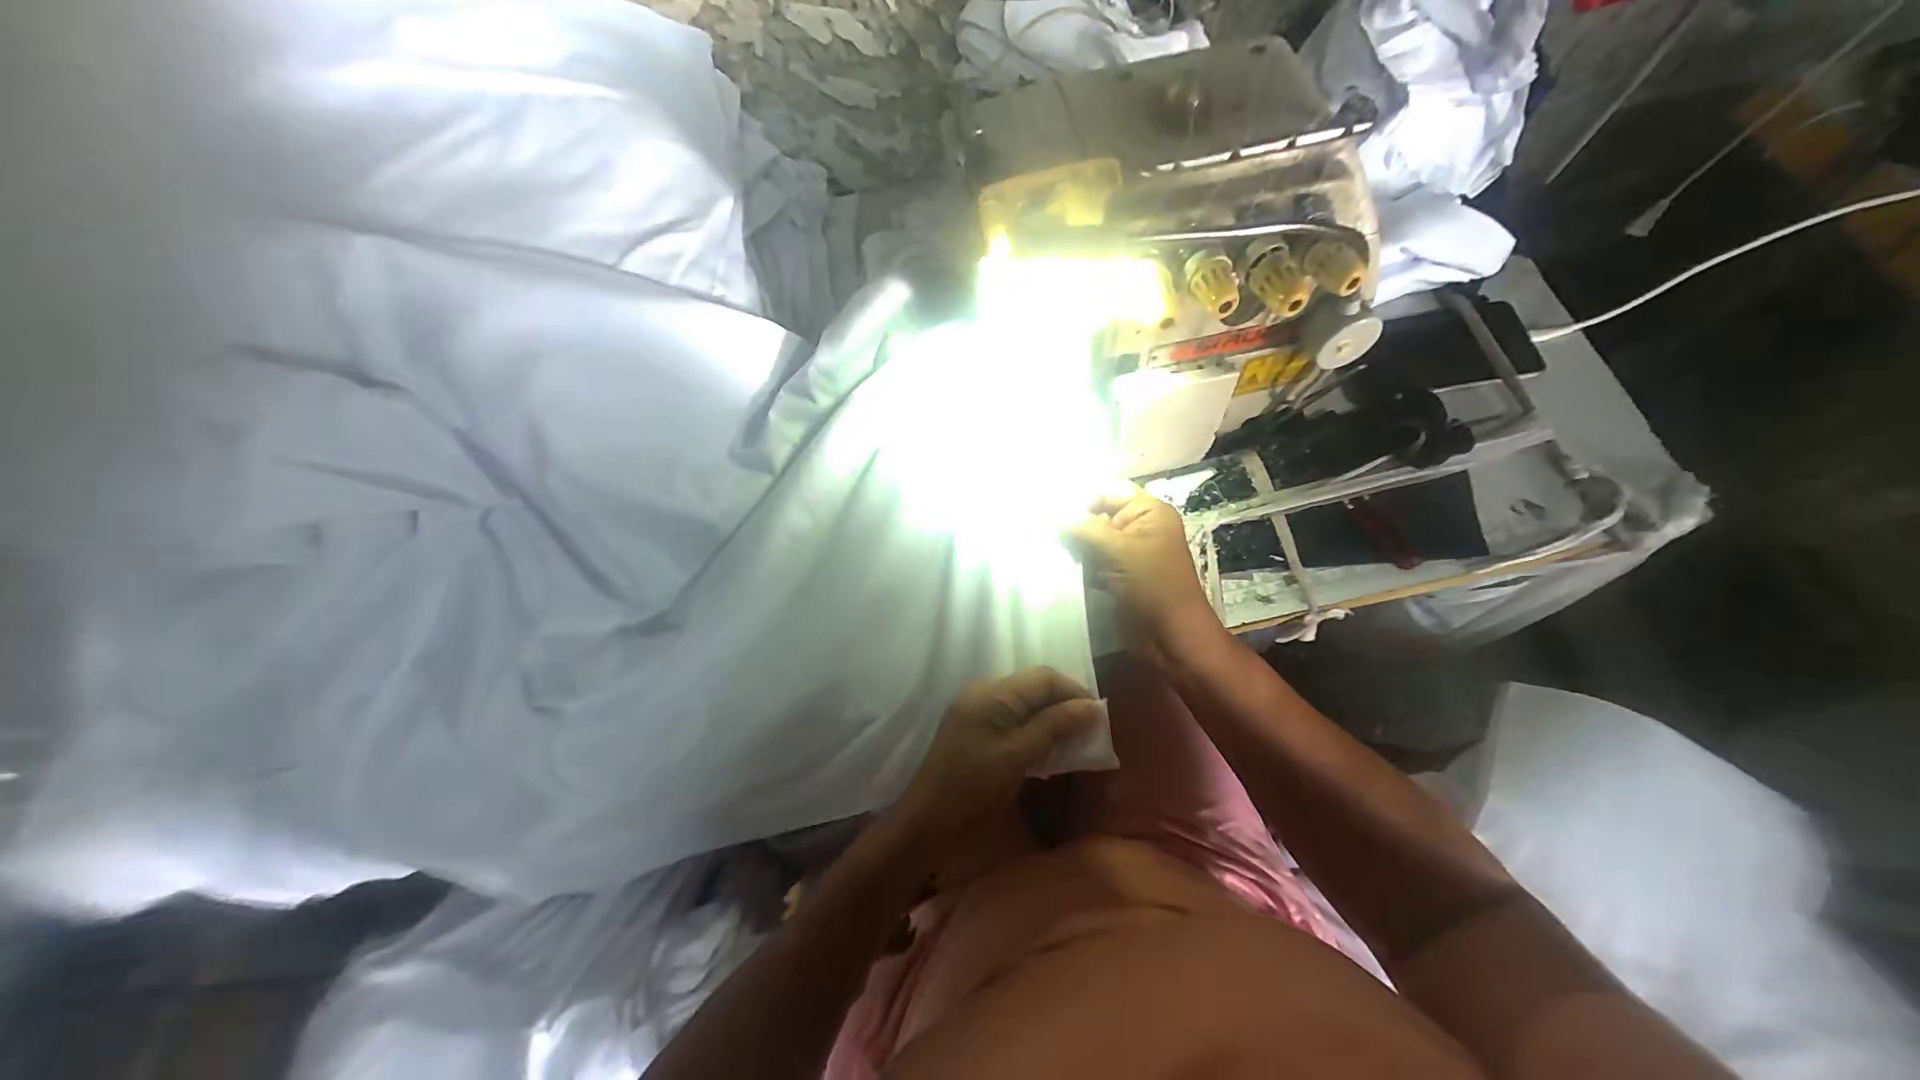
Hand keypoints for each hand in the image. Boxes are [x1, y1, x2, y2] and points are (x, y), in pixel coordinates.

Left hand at [893, 668, 1102, 853]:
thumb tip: (1092, 706)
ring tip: (1077, 742)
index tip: (1101, 719)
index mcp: (990, 692)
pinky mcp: (976, 731)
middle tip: (1092, 732)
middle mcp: (983, 693)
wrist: (926, 825)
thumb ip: (1054, 726)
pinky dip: (1035, 730)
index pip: (1043, 677)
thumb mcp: (1018, 756)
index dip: (1075, 692)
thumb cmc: (972, 790)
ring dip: (1053, 719)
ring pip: (1026, 704)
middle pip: (1035, 687)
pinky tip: (1051, 750)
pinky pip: (1013, 719)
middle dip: (1065, 705)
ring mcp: (977, 712)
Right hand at [1067, 489, 1219, 657]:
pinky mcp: (1120, 576)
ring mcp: (1130, 554)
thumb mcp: (1119, 551)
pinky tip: (1063, 570)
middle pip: (1099, 515)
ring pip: (1094, 541)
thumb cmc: (1153, 586)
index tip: (1051, 513)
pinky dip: (1081, 566)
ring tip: (1053, 553)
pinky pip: (1095, 563)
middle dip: (1075, 526)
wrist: (1173, 636)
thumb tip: (1053, 515)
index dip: (1082, 500)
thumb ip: (1084, 529)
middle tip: (1047, 536)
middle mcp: (1140, 528)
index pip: (1109, 491)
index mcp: (1149, 512)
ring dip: (1076, 548)